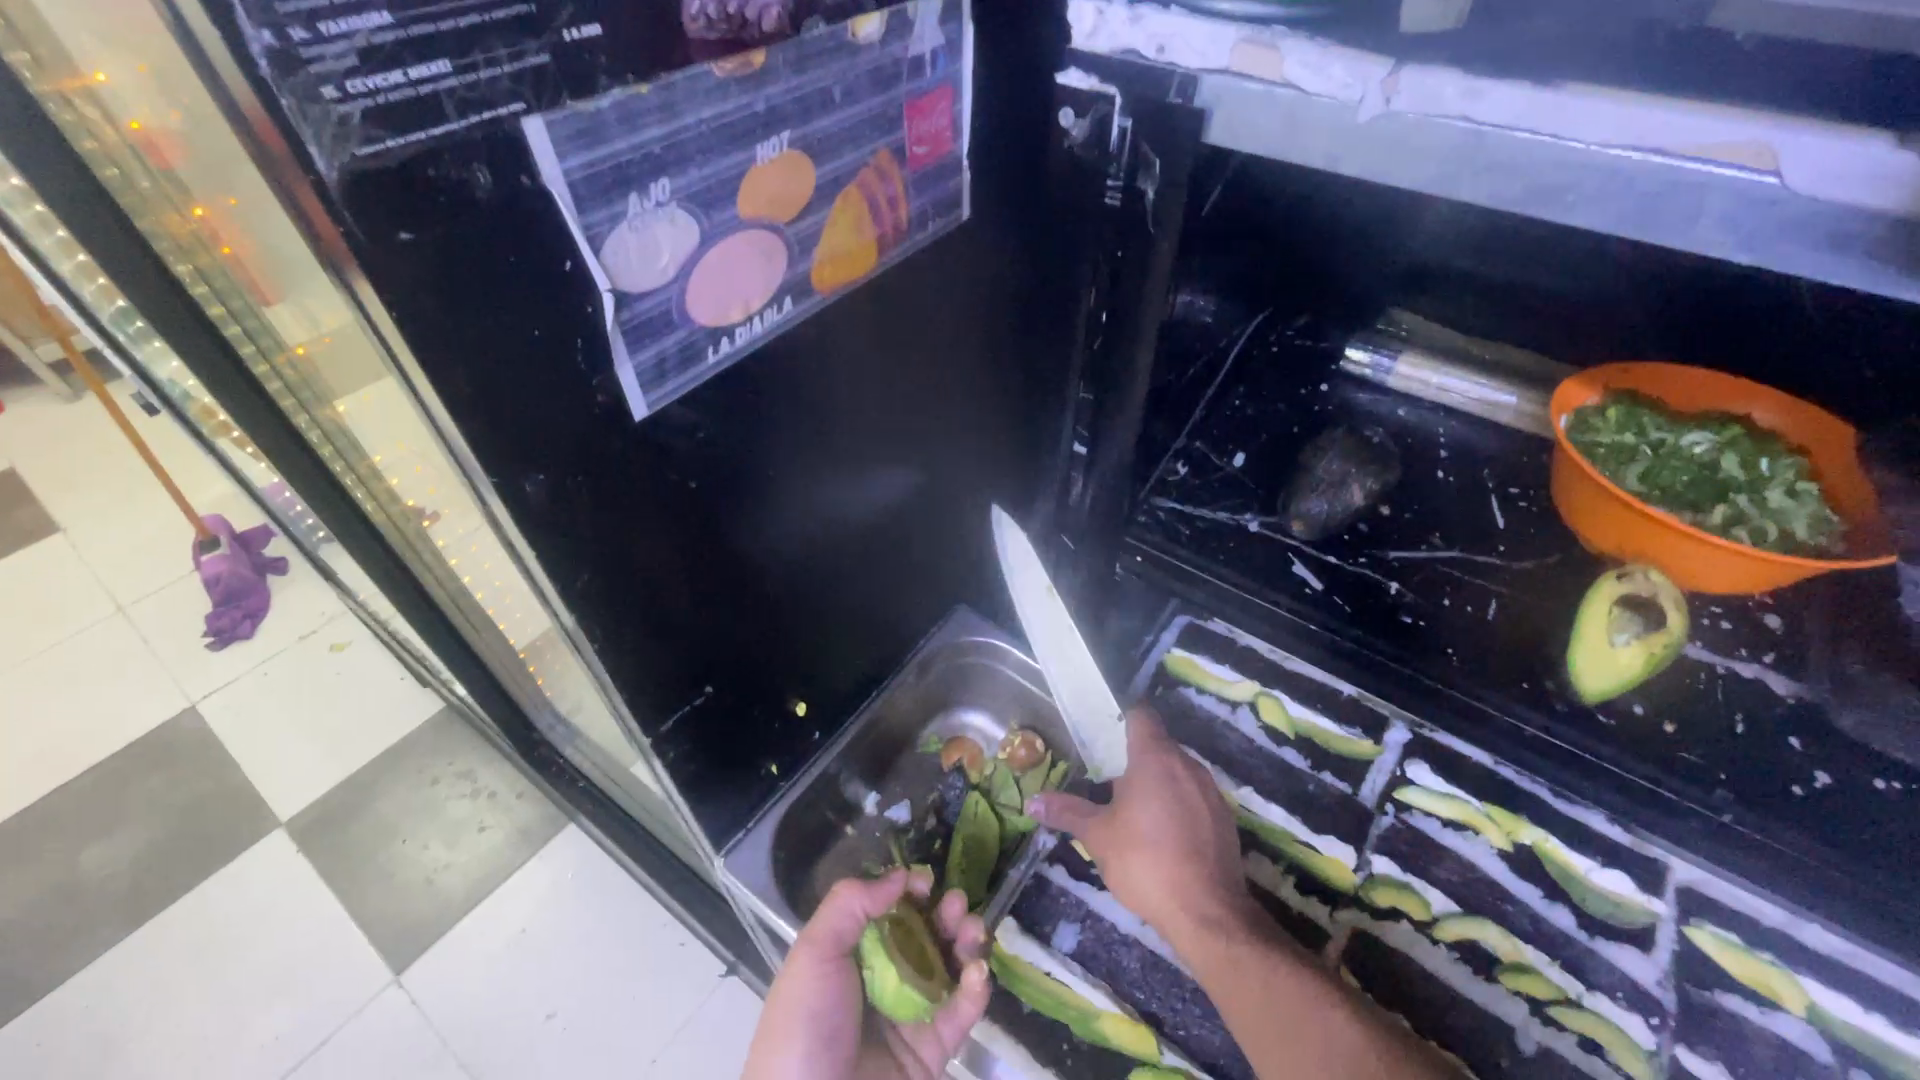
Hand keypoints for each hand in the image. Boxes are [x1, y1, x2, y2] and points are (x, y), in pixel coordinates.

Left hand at [743, 867, 990, 1079]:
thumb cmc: (805, 1024)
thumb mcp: (813, 953)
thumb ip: (851, 904)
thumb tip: (899, 876)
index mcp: (849, 957)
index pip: (886, 913)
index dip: (908, 892)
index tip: (924, 881)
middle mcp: (881, 981)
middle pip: (923, 936)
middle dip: (944, 913)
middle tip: (955, 902)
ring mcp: (910, 1015)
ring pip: (949, 969)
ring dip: (966, 943)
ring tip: (973, 930)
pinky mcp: (933, 1050)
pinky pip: (961, 1013)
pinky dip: (976, 989)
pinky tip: (977, 972)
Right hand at [1026, 707, 1255, 950]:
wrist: (1206, 912)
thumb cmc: (1145, 861)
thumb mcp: (1097, 836)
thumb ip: (1067, 812)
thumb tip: (1032, 802)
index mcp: (1155, 758)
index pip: (1140, 715)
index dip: (1120, 716)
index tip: (1100, 730)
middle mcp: (1187, 765)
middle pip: (1158, 745)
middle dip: (1133, 757)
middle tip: (1105, 777)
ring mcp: (1210, 792)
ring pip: (1178, 772)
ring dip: (1156, 782)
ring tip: (1130, 808)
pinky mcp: (1224, 819)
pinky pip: (1194, 798)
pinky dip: (1176, 805)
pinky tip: (1161, 834)